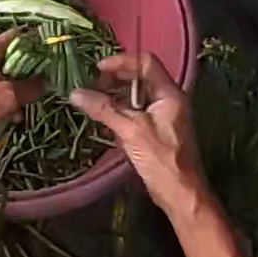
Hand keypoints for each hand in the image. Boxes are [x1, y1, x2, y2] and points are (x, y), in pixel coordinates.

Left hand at [0, 32, 42, 152]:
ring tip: (21, 111)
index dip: (38, 44)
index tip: (54, 58)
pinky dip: (1, 98)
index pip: (19, 36)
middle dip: (28, 74)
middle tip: (41, 90)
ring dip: (15, 91)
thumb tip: (48, 80)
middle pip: (12, 57)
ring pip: (2, 76)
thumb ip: (31, 87)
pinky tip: (7, 117)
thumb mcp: (7, 98)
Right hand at [68, 53, 211, 217]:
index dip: (121, 62)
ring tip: (94, 106)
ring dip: (114, 99)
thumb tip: (76, 93)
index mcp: (169, 94)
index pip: (145, 63)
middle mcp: (168, 100)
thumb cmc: (162, 160)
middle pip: (139, 78)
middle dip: (114, 81)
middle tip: (92, 88)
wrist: (181, 195)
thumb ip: (104, 109)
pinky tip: (106, 126)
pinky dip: (119, 115)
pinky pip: (135, 114)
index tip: (97, 69)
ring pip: (135, 97)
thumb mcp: (130, 131)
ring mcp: (163, 116)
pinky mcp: (155, 131)